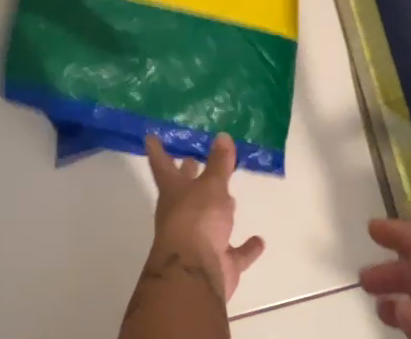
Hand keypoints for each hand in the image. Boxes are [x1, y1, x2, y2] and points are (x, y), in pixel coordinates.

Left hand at [144, 134, 264, 302]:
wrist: (196, 274)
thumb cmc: (197, 219)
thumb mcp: (211, 185)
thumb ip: (219, 163)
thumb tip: (222, 136)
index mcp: (173, 191)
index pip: (162, 164)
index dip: (158, 149)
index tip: (151, 136)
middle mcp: (182, 214)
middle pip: (185, 191)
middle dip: (189, 176)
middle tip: (193, 158)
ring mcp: (198, 241)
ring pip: (209, 221)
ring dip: (219, 210)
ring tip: (231, 196)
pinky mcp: (217, 263)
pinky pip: (234, 253)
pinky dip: (246, 248)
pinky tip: (259, 241)